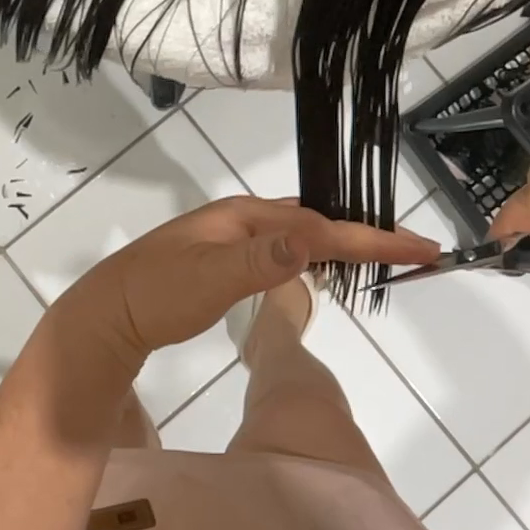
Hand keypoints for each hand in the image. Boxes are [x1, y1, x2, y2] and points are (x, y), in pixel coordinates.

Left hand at [52, 196, 440, 367]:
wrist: (109, 311)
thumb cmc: (156, 294)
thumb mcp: (209, 278)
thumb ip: (260, 260)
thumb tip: (313, 239)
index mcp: (244, 217)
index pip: (319, 226)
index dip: (370, 239)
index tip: (419, 248)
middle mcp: (241, 219)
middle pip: (314, 222)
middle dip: (363, 235)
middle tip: (412, 250)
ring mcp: (231, 237)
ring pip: (298, 234)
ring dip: (338, 243)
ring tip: (379, 255)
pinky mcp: (224, 259)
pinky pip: (281, 249)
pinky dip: (310, 254)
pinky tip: (317, 266)